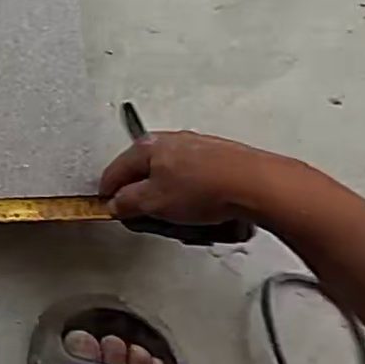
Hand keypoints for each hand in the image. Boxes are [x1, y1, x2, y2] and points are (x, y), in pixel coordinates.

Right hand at [100, 130, 303, 223]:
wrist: (256, 185)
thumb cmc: (209, 186)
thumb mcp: (153, 203)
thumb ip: (126, 203)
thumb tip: (117, 203)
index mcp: (149, 146)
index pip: (115, 170)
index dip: (109, 193)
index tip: (110, 208)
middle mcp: (172, 142)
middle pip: (145, 175)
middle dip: (146, 200)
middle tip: (151, 219)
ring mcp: (197, 151)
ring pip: (172, 182)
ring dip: (173, 203)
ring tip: (187, 221)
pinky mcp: (218, 163)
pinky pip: (195, 186)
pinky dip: (195, 201)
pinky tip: (206, 214)